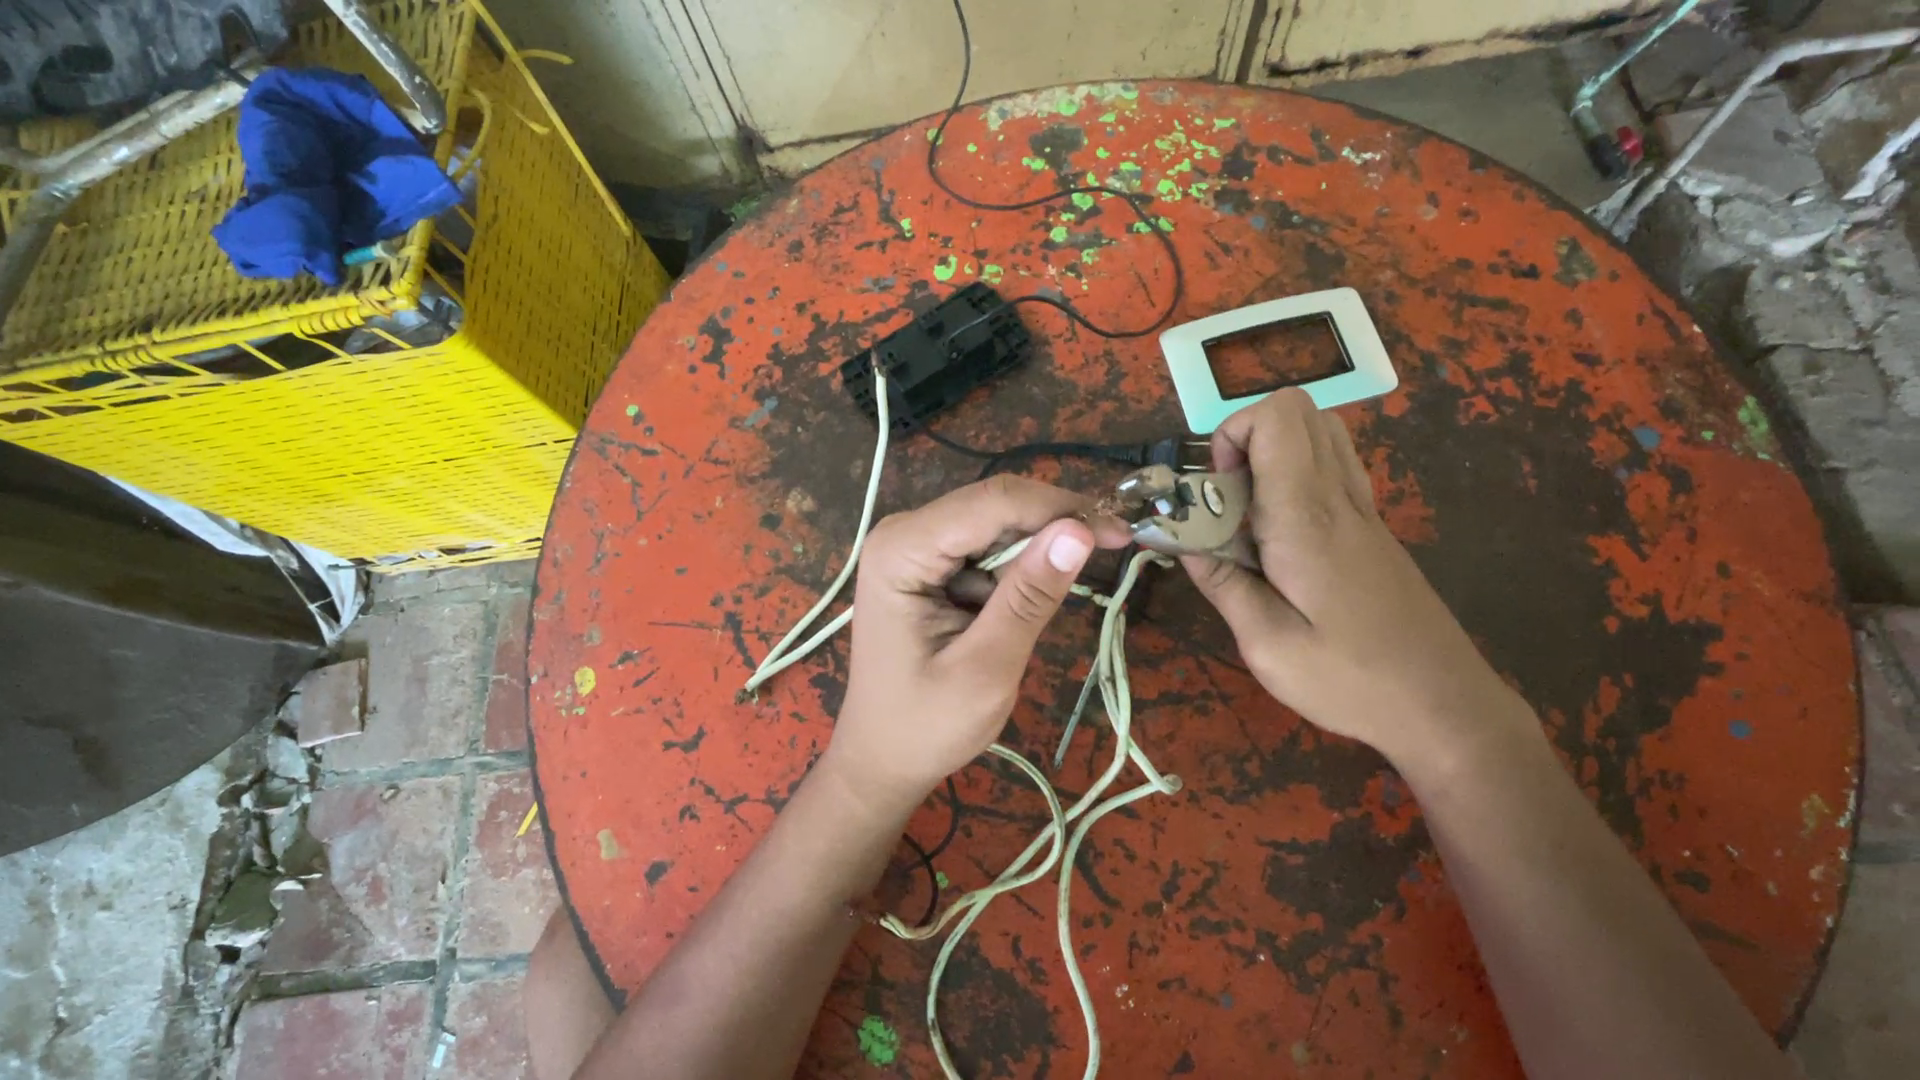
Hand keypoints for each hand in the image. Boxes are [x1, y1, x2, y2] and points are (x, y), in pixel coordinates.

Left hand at [821, 476, 1128, 815]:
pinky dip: (1018, 569)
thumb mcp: (986, 668)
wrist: (883, 758)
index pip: (993, 503)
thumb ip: (1029, 597)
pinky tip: (1025, 603)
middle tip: (1113, 548)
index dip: (1060, 509)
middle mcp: (903, 533)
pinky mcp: (929, 565)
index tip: (1119, 533)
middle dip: (1054, 524)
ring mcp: (914, 547)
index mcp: (901, 551)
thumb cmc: (926, 726)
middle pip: (995, 505)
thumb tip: (1078, 531)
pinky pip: (986, 548)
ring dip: (1038, 550)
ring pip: (996, 523)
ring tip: (1065, 588)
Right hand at [1182, 390, 1532, 764]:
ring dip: (1271, 456)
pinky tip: (1279, 539)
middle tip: (1226, 501)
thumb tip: (1179, 537)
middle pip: (1299, 410)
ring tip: (1249, 517)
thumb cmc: (1350, 680)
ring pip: (1319, 433)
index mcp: (1308, 517)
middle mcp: (1340, 498)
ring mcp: (1363, 510)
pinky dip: (1295, 480)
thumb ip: (1220, 580)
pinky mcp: (1372, 530)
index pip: (1277, 417)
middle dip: (1245, 439)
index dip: (1231, 435)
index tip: (1214, 492)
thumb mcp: (1266, 644)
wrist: (1444, 706)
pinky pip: (1332, 469)